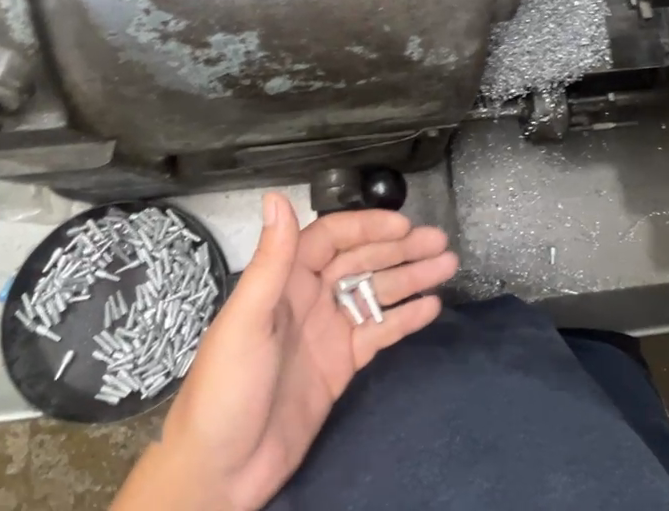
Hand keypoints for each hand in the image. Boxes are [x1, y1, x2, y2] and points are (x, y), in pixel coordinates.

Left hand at [115, 194, 457, 510]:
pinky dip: (404, 318)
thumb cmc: (224, 390)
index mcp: (283, 281)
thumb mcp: (245, 321)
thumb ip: (270, 260)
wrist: (221, 471)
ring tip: (447, 265)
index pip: (332, 238)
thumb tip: (275, 197)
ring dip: (411, 279)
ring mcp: (327, 332)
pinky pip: (378, 332)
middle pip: (361, 262)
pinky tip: (430, 307)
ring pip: (375, 294)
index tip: (404, 225)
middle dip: (400, 250)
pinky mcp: (340, 366)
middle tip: (440, 242)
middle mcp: (309, 299)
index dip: (368, 228)